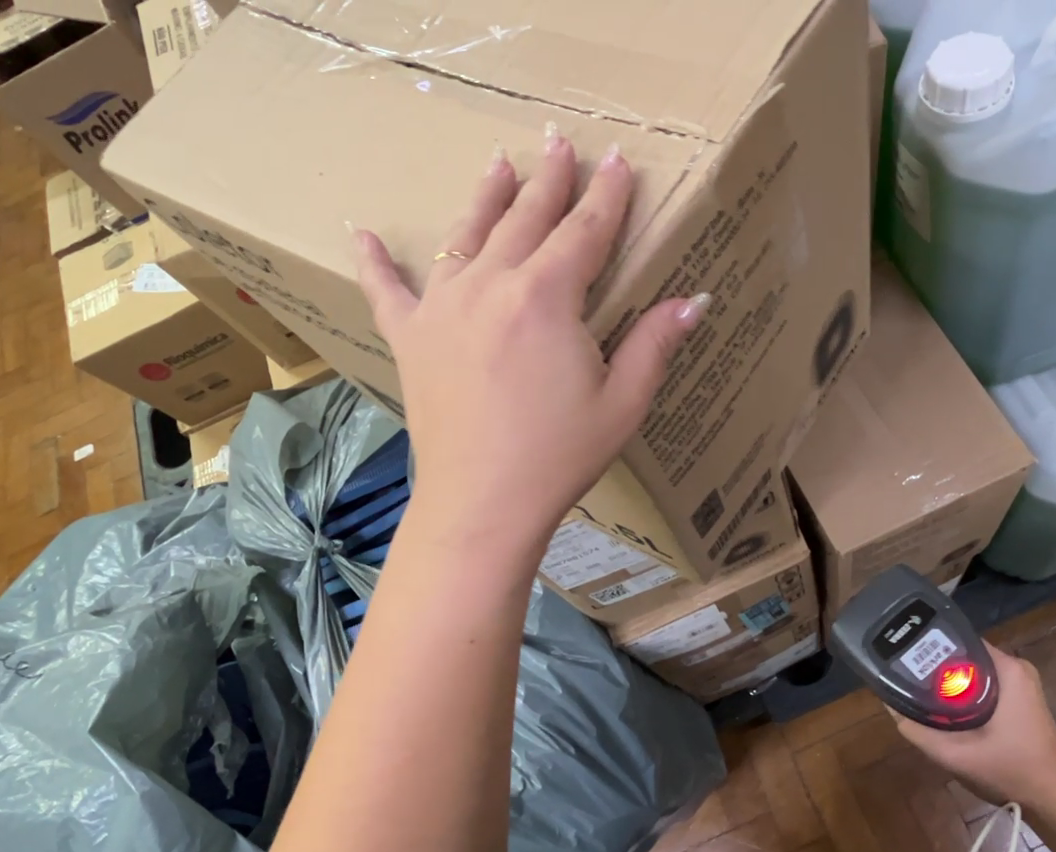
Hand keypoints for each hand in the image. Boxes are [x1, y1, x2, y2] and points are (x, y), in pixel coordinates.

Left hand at [352, 134, 709, 545]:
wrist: (482, 505)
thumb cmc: (558, 457)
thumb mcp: (623, 403)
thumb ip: (655, 344)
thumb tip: (694, 301)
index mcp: (547, 298)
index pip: (585, 231)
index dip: (607, 195)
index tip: (618, 161)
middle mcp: (490, 286)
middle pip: (525, 219)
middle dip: (550, 179)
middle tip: (560, 142)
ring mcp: (443, 309)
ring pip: (466, 236)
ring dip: (486, 197)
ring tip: (498, 163)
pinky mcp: (412, 340)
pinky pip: (388, 291)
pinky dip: (376, 263)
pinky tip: (361, 234)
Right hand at [894, 645, 1055, 807]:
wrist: (1051, 796)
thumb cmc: (1009, 770)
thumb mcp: (956, 754)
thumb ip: (919, 731)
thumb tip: (891, 708)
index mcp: (1009, 670)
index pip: (963, 642)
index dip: (934, 650)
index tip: (909, 661)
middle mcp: (1018, 669)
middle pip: (968, 656)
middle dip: (939, 668)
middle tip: (909, 681)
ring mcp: (1022, 684)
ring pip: (976, 671)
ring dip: (952, 683)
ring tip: (922, 694)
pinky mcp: (1022, 698)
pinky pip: (986, 684)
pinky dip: (966, 693)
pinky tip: (946, 709)